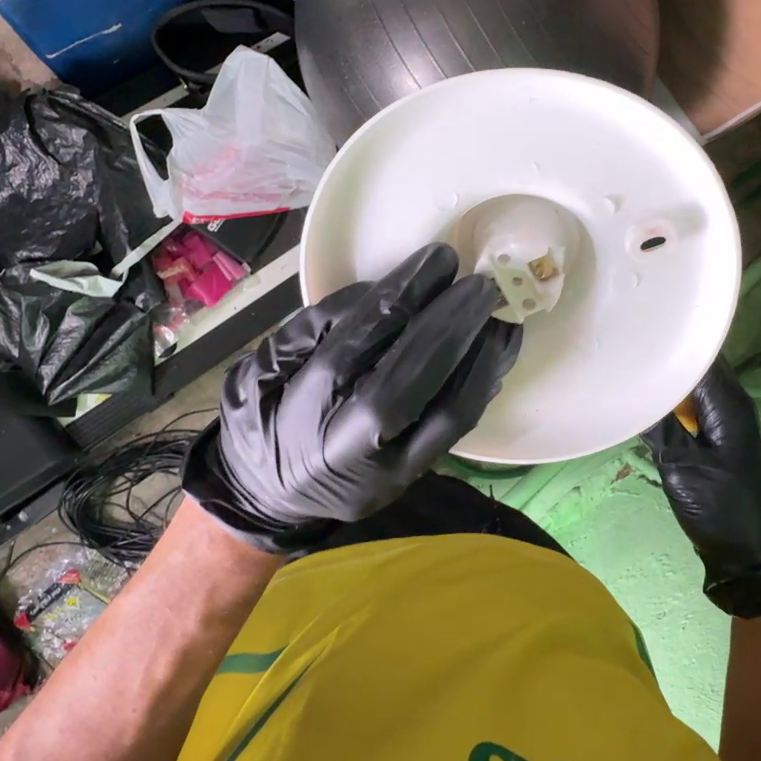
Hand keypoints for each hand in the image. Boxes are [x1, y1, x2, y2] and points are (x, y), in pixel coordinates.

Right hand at [183, 243, 520, 551]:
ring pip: (446, 415)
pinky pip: (455, 432)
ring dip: (482, 360)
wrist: (264, 499)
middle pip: (407, 385)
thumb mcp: (259, 367)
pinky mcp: (411, 478)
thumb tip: (384, 290)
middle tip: (481, 286)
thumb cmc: (257, 421)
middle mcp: (345, 447)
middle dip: (450, 329)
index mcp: (297, 411)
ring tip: (502, 317)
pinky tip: (495, 353)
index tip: (437, 261)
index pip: (353, 348)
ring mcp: (384, 472)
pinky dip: (480, 387)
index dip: (399, 301)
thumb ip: (313, 328)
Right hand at [642, 361, 760, 617]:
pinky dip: (671, 396)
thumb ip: (657, 425)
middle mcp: (732, 401)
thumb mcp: (681, 466)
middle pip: (696, 362)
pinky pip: (693, 401)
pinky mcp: (717, 432)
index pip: (697, 353)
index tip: (630, 327)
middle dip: (664, 351)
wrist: (747, 553)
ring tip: (627, 364)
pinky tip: (644, 397)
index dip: (667, 338)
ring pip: (693, 382)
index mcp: (729, 403)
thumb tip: (629, 386)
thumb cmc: (718, 508)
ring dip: (666, 374)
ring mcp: (726, 417)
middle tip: (621, 342)